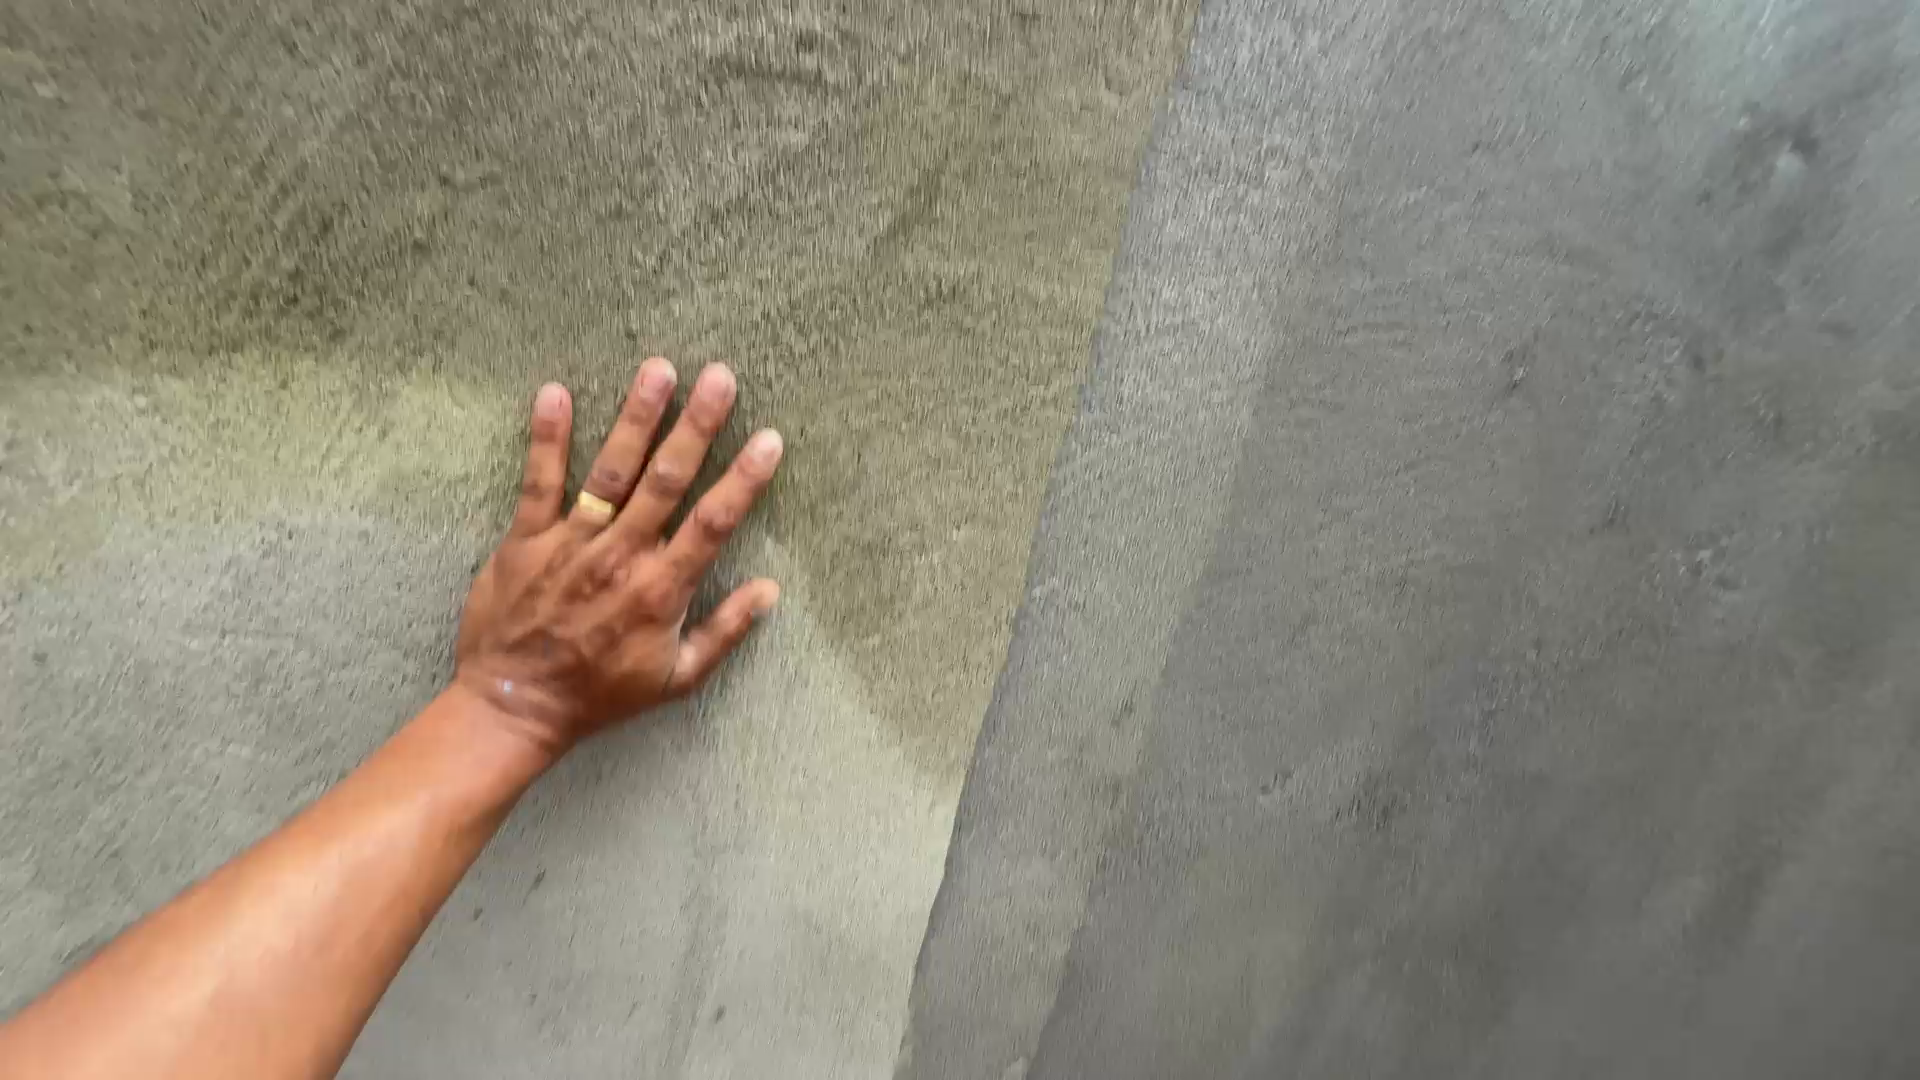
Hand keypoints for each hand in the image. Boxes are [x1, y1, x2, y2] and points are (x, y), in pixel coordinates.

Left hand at [453, 359, 782, 757]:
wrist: (513, 707)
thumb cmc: (604, 693)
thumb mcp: (679, 678)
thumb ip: (726, 631)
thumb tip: (770, 590)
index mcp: (661, 589)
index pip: (713, 522)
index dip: (744, 480)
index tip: (769, 440)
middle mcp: (621, 556)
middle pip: (666, 480)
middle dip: (697, 427)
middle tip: (720, 379)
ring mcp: (571, 543)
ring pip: (611, 471)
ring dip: (636, 418)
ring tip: (658, 370)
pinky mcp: (525, 540)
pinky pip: (538, 482)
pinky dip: (547, 438)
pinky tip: (555, 393)